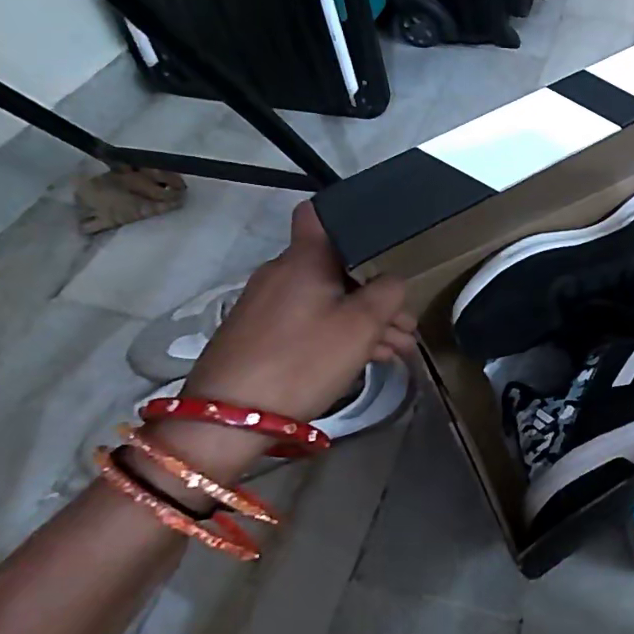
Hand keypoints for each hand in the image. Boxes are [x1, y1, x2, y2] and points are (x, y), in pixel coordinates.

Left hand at [187, 202, 416, 419]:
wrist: (227, 420)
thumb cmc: (301, 360)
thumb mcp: (361, 326)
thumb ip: (388, 293)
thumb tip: (393, 281)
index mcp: (304, 258)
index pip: (318, 213)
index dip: (348, 216)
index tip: (378, 236)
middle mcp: (281, 272)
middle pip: (336, 266)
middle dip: (374, 290)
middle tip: (406, 320)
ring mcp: (267, 305)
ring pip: (325, 298)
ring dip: (362, 317)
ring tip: (399, 348)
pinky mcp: (259, 335)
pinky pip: (308, 320)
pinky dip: (337, 332)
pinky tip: (368, 358)